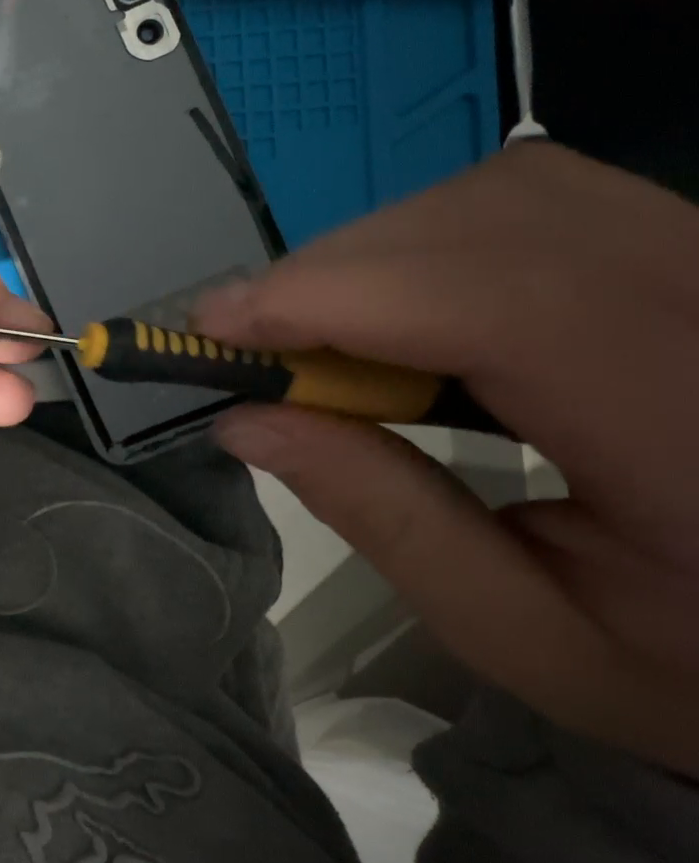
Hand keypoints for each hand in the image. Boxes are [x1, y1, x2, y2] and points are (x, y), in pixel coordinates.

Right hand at [194, 142, 698, 776]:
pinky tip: (399, 313)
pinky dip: (431, 243)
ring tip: (321, 334)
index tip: (212, 328)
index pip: (503, 303)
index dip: (334, 295)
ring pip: (515, 195)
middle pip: (496, 221)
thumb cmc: (694, 667)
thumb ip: (383, 519)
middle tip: (250, 342)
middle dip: (335, 272)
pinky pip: (545, 204)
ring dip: (377, 253)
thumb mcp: (525, 632)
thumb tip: (245, 420)